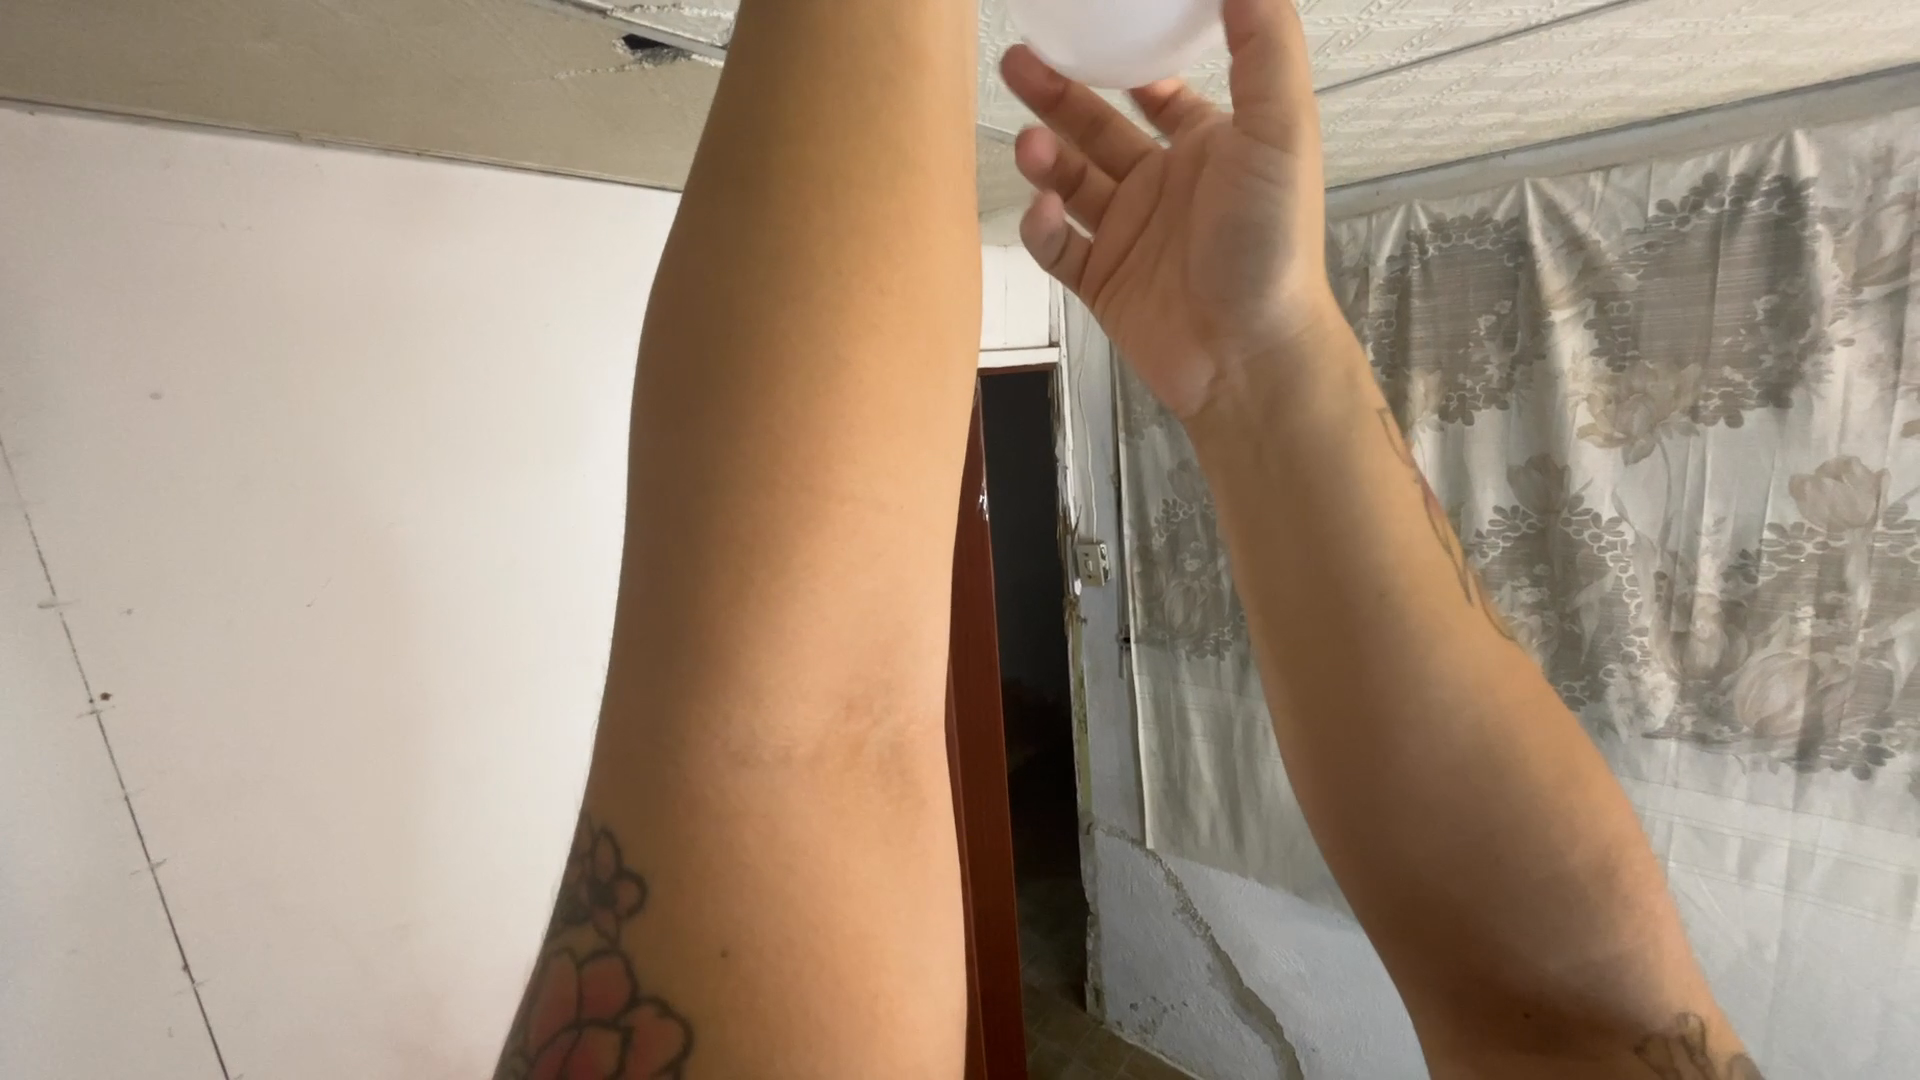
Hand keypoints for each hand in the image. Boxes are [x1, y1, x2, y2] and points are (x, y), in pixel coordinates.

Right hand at [1000, 0, 1342, 418]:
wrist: (1244, 352)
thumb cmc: (1269, 241)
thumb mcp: (1280, 128)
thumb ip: (1261, 46)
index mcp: (1206, 147)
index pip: (1155, 91)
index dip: (1122, 58)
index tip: (1086, 27)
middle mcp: (1162, 187)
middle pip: (1097, 130)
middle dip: (1058, 95)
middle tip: (1017, 62)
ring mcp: (1127, 237)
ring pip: (1070, 187)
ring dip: (1046, 161)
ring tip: (1029, 144)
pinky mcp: (1101, 283)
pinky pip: (1058, 249)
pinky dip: (1043, 230)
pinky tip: (1043, 213)